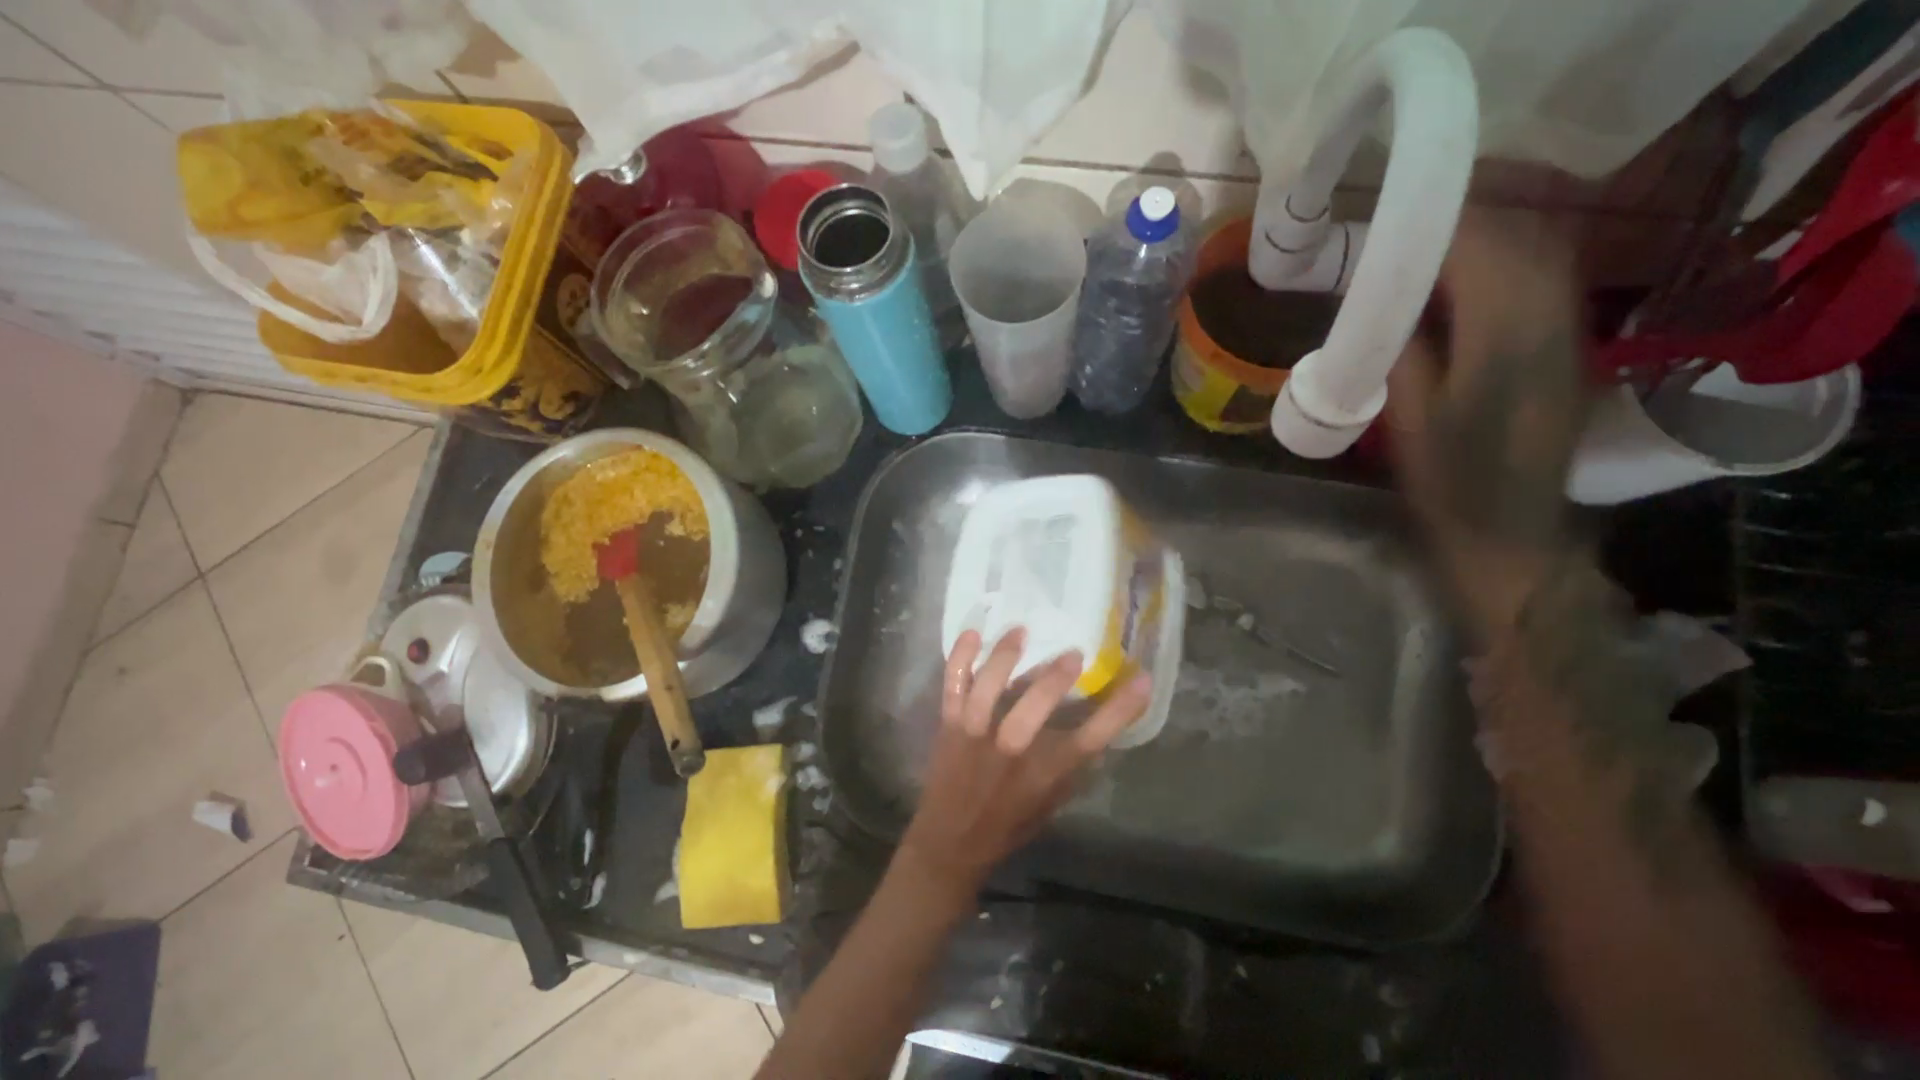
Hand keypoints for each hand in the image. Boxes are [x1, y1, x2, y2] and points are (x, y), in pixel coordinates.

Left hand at [898, 629, 1151, 894]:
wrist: (950, 842)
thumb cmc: (1008, 824)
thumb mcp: (1052, 802)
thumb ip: (1072, 765)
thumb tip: (1097, 727)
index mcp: (1044, 775)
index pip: (1089, 740)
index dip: (1119, 710)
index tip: (1142, 681)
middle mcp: (1009, 752)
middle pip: (1034, 710)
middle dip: (1054, 679)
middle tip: (1074, 654)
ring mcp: (974, 735)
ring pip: (987, 690)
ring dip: (1004, 658)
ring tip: (1021, 631)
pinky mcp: (948, 725)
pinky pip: (952, 686)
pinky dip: (959, 658)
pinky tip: (972, 633)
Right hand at [1386, 214, 1590, 640]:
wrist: (1512, 536)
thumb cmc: (1449, 483)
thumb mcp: (1408, 417)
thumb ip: (1400, 345)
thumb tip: (1385, 294)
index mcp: (1504, 331)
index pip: (1478, 242)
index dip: (1435, 219)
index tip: (1389, 214)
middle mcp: (1549, 316)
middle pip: (1518, 232)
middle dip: (1466, 213)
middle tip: (1409, 219)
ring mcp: (1568, 329)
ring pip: (1541, 248)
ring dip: (1492, 232)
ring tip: (1438, 237)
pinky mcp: (1570, 346)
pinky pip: (1547, 277)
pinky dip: (1510, 260)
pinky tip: (1473, 275)